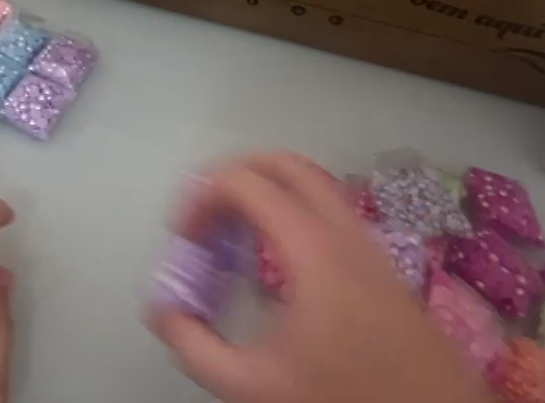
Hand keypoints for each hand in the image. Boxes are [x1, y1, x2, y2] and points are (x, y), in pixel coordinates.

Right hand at [147, 153, 491, 402]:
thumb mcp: (257, 390)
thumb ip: (196, 349)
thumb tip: (159, 310)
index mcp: (312, 247)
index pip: (243, 181)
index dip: (200, 196)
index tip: (183, 236)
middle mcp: (344, 232)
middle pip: (281, 164)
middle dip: (232, 177)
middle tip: (206, 217)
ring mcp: (371, 247)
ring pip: (311, 185)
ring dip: (265, 194)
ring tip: (235, 238)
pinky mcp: (386, 268)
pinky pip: (329, 213)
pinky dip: (292, 214)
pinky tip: (277, 265)